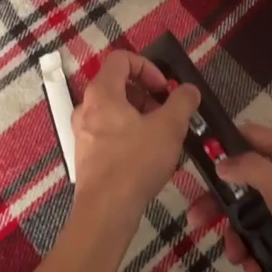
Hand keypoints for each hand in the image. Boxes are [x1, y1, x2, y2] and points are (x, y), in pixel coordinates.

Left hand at [70, 50, 200, 225]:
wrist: (106, 211)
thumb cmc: (136, 162)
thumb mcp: (169, 128)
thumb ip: (182, 102)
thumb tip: (188, 90)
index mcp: (102, 93)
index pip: (121, 59)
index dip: (147, 66)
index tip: (164, 88)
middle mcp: (86, 107)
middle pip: (117, 84)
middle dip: (146, 94)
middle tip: (166, 113)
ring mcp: (83, 132)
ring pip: (114, 110)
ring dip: (139, 115)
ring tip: (161, 136)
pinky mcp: (86, 154)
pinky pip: (108, 131)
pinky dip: (128, 133)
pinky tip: (147, 155)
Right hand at [193, 124, 271, 271]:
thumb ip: (250, 170)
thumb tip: (221, 161)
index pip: (249, 136)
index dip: (222, 145)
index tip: (195, 160)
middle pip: (244, 181)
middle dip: (221, 203)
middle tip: (195, 221)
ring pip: (253, 214)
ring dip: (239, 234)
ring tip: (235, 257)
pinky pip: (267, 238)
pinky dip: (257, 252)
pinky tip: (254, 270)